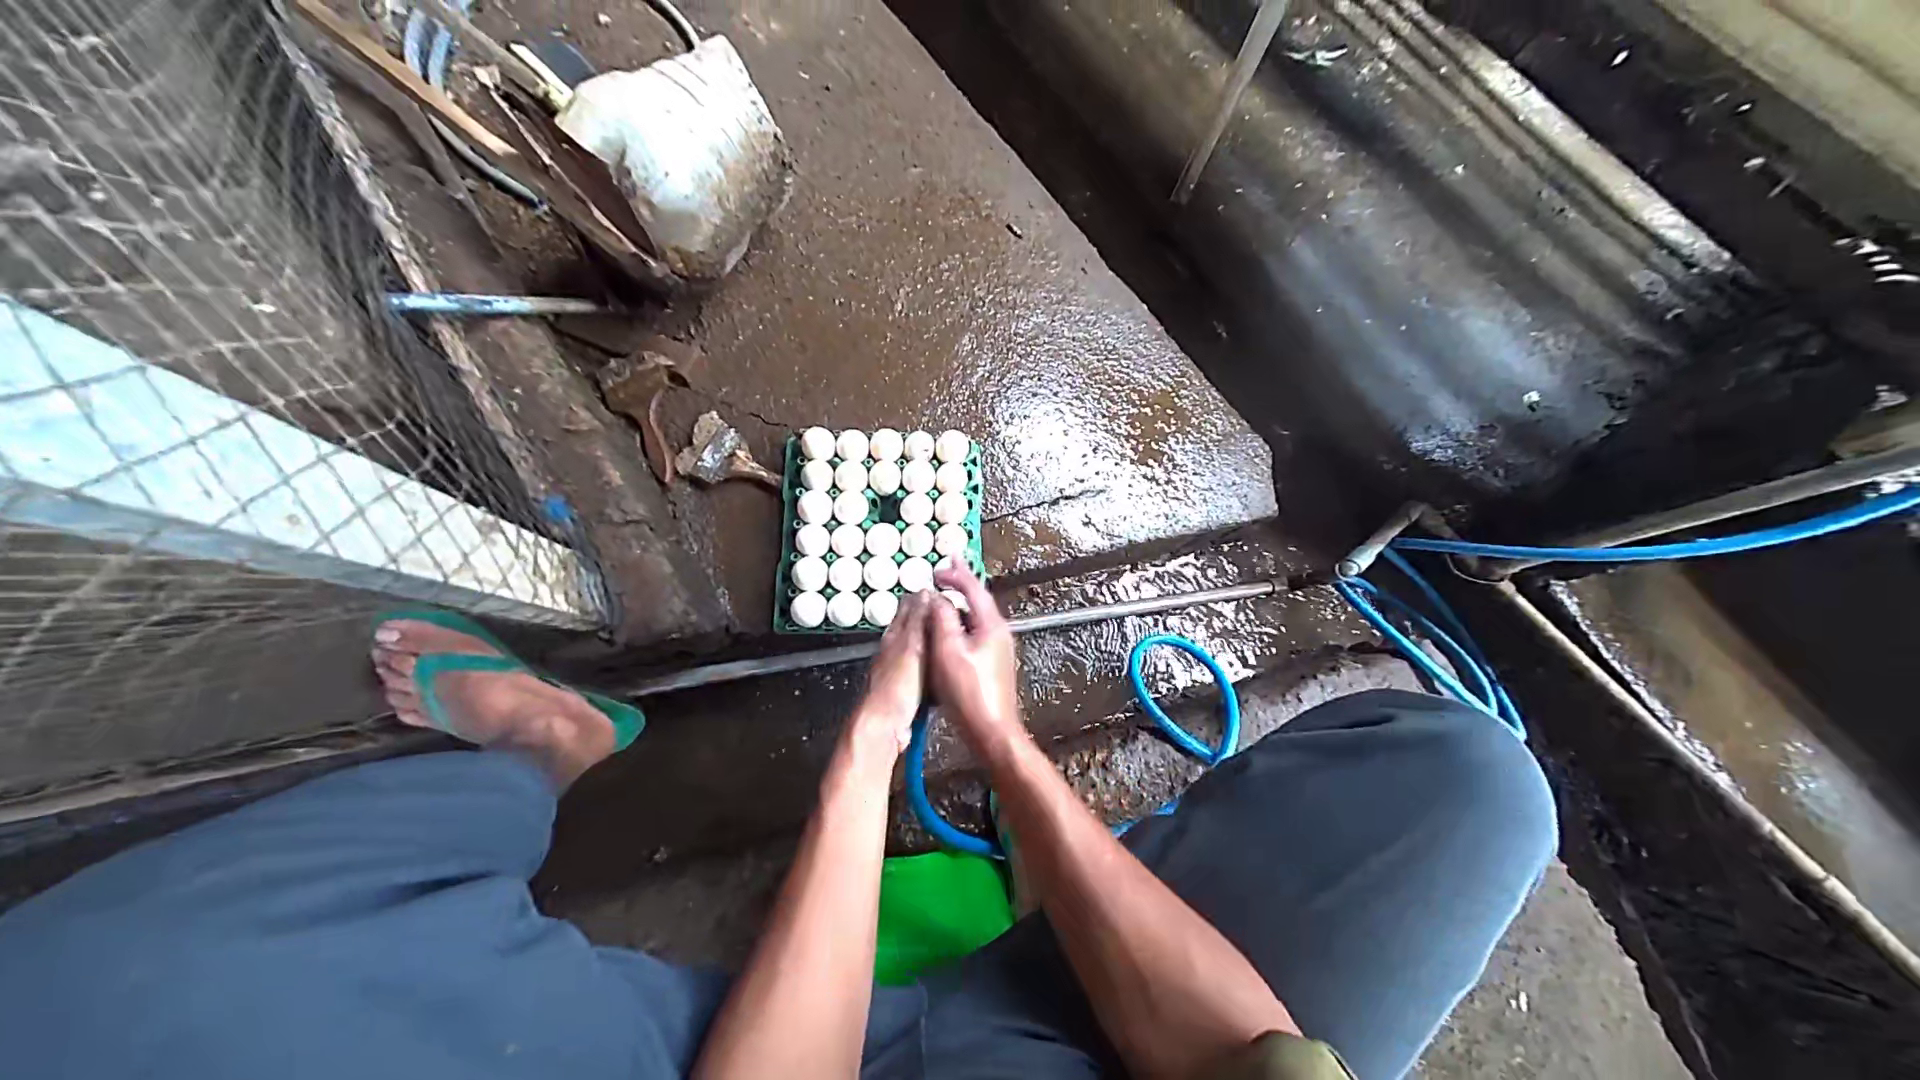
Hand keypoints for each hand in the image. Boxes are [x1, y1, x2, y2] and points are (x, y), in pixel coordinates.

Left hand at [846, 591, 932, 756]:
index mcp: (895, 637)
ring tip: (946, 640)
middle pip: (910, 629)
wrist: (882, 725)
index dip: (921, 598)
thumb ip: (919, 622)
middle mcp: (893, 652)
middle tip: (945, 613)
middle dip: (926, 619)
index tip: (937, 592)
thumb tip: (925, 593)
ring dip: (929, 643)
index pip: (908, 609)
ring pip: (915, 650)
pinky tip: (938, 672)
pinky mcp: (903, 691)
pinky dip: (929, 668)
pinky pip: (919, 673)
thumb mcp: (913, 648)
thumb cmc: (896, 688)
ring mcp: (896, 672)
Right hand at [926, 563, 1026, 762]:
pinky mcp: (990, 665)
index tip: (941, 564)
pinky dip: (957, 626)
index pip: (973, 589)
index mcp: (991, 626)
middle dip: (958, 586)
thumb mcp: (949, 651)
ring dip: (956, 607)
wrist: (992, 732)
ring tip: (938, 599)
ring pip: (973, 619)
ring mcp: (996, 650)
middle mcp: (998, 634)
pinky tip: (944, 633)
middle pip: (976, 601)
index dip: (956, 574)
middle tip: (941, 575)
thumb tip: (935, 597)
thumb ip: (941, 620)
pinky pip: (972, 635)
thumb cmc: (971, 695)